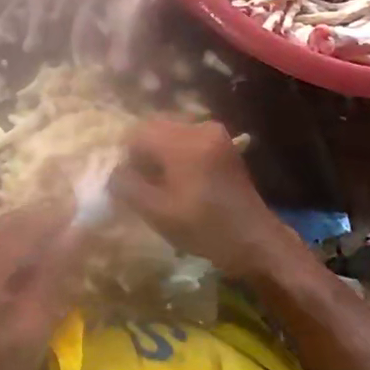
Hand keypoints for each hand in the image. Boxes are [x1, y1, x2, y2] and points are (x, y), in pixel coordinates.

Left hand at [0, 206, 86, 369]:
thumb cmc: (0, 364)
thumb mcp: (37, 320)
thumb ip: (59, 268)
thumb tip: (85, 225)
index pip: (34, 219)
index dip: (68, 210)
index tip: (98, 205)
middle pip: (18, 214)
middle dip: (53, 212)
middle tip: (88, 216)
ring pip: (6, 218)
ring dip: (36, 218)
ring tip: (69, 226)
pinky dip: (17, 228)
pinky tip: (36, 240)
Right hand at [111, 120, 297, 278]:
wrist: (256, 240)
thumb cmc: (206, 229)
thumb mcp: (158, 213)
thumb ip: (128, 187)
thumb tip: (113, 172)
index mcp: (184, 142)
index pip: (136, 134)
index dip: (125, 158)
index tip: (129, 186)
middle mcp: (200, 128)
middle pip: (154, 130)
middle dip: (142, 156)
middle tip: (144, 188)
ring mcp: (216, 134)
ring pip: (170, 135)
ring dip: (159, 157)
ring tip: (163, 189)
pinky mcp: (223, 145)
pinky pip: (188, 142)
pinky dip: (177, 158)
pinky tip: (181, 184)